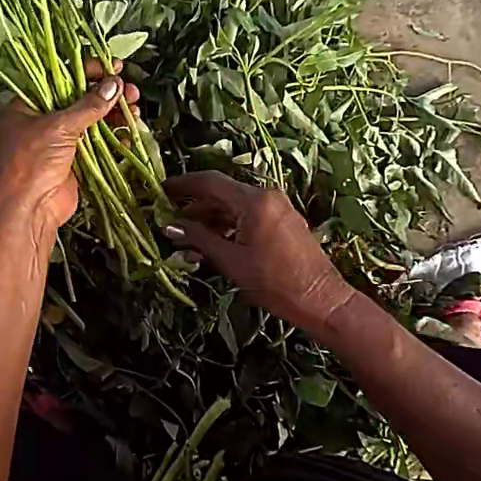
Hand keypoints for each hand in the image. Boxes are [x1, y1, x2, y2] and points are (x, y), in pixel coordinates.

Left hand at [0, 72, 135, 234]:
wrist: (29, 209)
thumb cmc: (31, 163)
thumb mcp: (59, 127)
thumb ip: (88, 105)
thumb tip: (113, 85)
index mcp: (29, 105)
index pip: (62, 78)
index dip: (88, 70)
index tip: (113, 67)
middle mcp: (44, 120)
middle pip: (81, 99)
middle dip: (107, 94)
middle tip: (131, 91)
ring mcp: (61, 142)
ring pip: (93, 121)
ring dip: (114, 115)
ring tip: (134, 110)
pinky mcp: (75, 161)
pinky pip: (99, 144)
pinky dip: (115, 137)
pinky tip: (129, 132)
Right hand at [162, 171, 357, 333]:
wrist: (320, 298)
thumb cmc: (274, 283)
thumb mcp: (232, 261)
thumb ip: (200, 239)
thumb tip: (170, 226)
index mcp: (254, 201)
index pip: (210, 182)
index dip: (182, 185)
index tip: (161, 191)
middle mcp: (266, 196)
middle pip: (222, 193)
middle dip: (194, 206)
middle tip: (169, 220)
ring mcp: (277, 206)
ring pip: (234, 205)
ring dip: (210, 218)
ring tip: (186, 237)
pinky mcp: (282, 219)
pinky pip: (249, 214)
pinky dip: (229, 224)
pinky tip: (212, 241)